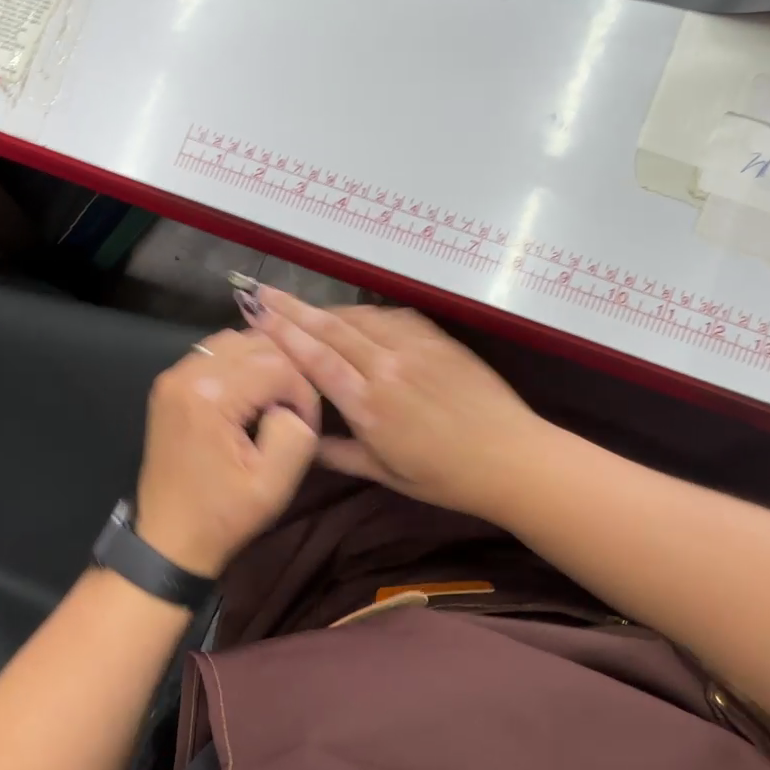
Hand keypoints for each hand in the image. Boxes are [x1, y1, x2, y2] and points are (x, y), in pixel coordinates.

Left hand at [134, 330, 321, 577]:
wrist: (169, 540)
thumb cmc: (222, 516)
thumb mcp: (273, 484)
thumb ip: (296, 434)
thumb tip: (292, 406)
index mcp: (209, 396)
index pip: (278, 365)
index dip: (303, 393)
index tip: (307, 427)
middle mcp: (186, 374)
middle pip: (257, 343)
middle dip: (286, 372)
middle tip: (295, 412)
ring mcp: (172, 377)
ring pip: (235, 342)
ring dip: (263, 364)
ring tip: (275, 402)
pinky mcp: (169, 386)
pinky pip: (214, 355)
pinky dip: (239, 367)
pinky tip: (250, 399)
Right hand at [244, 286, 547, 520]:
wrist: (511, 458)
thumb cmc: (445, 478)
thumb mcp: (387, 475)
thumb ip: (340, 455)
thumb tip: (303, 442)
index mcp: (369, 406)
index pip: (316, 360)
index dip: (283, 335)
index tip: (257, 316)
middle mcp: (387, 369)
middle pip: (331, 329)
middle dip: (292, 309)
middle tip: (262, 292)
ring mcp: (416, 350)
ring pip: (361, 318)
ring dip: (327, 309)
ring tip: (301, 304)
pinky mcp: (439, 341)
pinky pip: (395, 317)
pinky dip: (368, 313)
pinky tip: (356, 314)